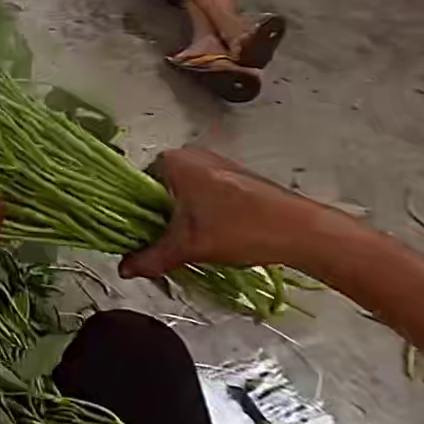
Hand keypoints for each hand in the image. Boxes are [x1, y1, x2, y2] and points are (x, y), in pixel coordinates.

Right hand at [120, 150, 342, 278]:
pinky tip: (206, 235)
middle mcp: (191, 154)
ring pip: (180, 192)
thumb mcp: (187, 247)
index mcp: (173, 161)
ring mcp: (214, 163)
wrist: (299, 230)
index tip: (136, 235)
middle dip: (155, 216)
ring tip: (182, 243)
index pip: (135, 184)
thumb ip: (151, 257)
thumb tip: (123, 270)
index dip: (133, 212)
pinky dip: (198, 212)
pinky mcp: (233, 177)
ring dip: (177, 216)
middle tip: (158, 243)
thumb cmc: (239, 228)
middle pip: (157, 188)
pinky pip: (201, 193)